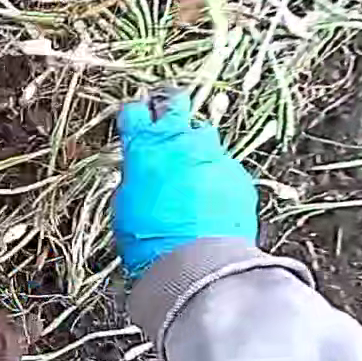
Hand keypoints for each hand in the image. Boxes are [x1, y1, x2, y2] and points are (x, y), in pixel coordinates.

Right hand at [114, 92, 258, 274]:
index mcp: (145, 146)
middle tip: (163, 110)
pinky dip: (211, 175)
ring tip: (185, 166)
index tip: (133, 116)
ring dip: (193, 145)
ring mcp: (213, 155)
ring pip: (203, 136)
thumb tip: (140, 171)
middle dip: (168, 103)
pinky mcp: (237, 174)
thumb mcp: (125, 203)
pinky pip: (221, 166)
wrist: (194, 257)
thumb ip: (134, 177)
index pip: (136, 113)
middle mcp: (181, 141)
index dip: (134, 113)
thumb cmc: (147, 234)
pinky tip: (204, 197)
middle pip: (175, 102)